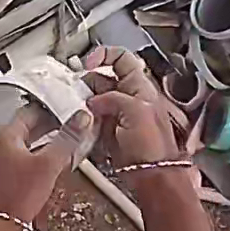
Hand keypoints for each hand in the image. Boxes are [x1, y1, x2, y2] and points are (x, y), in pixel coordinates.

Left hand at [0, 108, 89, 222]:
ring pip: (28, 142)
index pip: (30, 111)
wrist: (0, 223)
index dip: (51, 108)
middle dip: (50, 124)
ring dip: (46, 140)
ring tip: (66, 140)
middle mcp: (1, 145)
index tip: (67, 109)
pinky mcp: (7, 174)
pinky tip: (53, 161)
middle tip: (69, 123)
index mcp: (6, 136)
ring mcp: (2, 160)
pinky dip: (40, 154)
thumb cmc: (16, 196)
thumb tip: (80, 119)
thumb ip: (67, 139)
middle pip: (29, 126)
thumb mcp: (49, 163)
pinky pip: (26, 156)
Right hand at [81, 46, 183, 166]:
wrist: (151, 175)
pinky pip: (89, 119)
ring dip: (82, 102)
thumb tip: (93, 101)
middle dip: (86, 83)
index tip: (88, 63)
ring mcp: (115, 114)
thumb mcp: (136, 112)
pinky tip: (79, 123)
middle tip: (76, 90)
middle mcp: (127, 98)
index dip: (104, 55)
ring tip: (76, 109)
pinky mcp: (105, 131)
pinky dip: (81, 120)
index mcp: (139, 87)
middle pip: (100, 79)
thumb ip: (112, 99)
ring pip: (92, 99)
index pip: (121, 58)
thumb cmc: (153, 146)